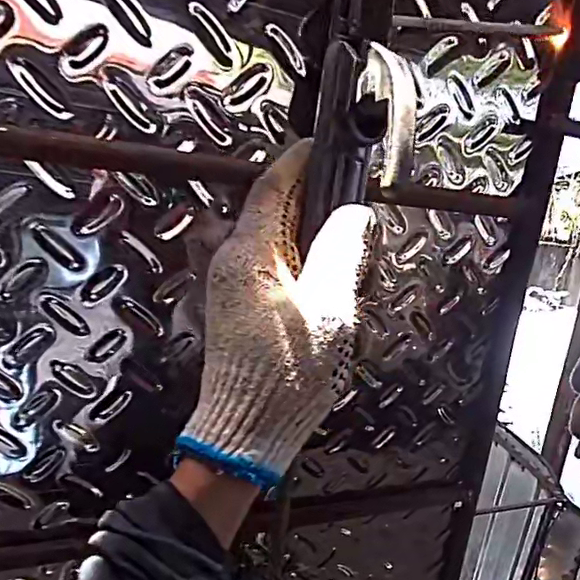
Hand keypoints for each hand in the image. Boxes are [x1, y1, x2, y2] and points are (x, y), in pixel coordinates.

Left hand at [176, 139, 372, 495]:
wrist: (246, 432)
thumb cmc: (287, 376)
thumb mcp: (329, 310)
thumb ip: (341, 253)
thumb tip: (353, 215)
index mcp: (250, 255)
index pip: (272, 187)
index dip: (297, 162)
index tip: (318, 147)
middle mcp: (229, 264)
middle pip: (269, 213)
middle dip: (306, 204)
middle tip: (345, 210)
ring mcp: (226, 288)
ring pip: (268, 243)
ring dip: (301, 238)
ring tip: (338, 257)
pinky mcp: (231, 311)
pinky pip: (264, 270)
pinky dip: (291, 265)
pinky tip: (317, 289)